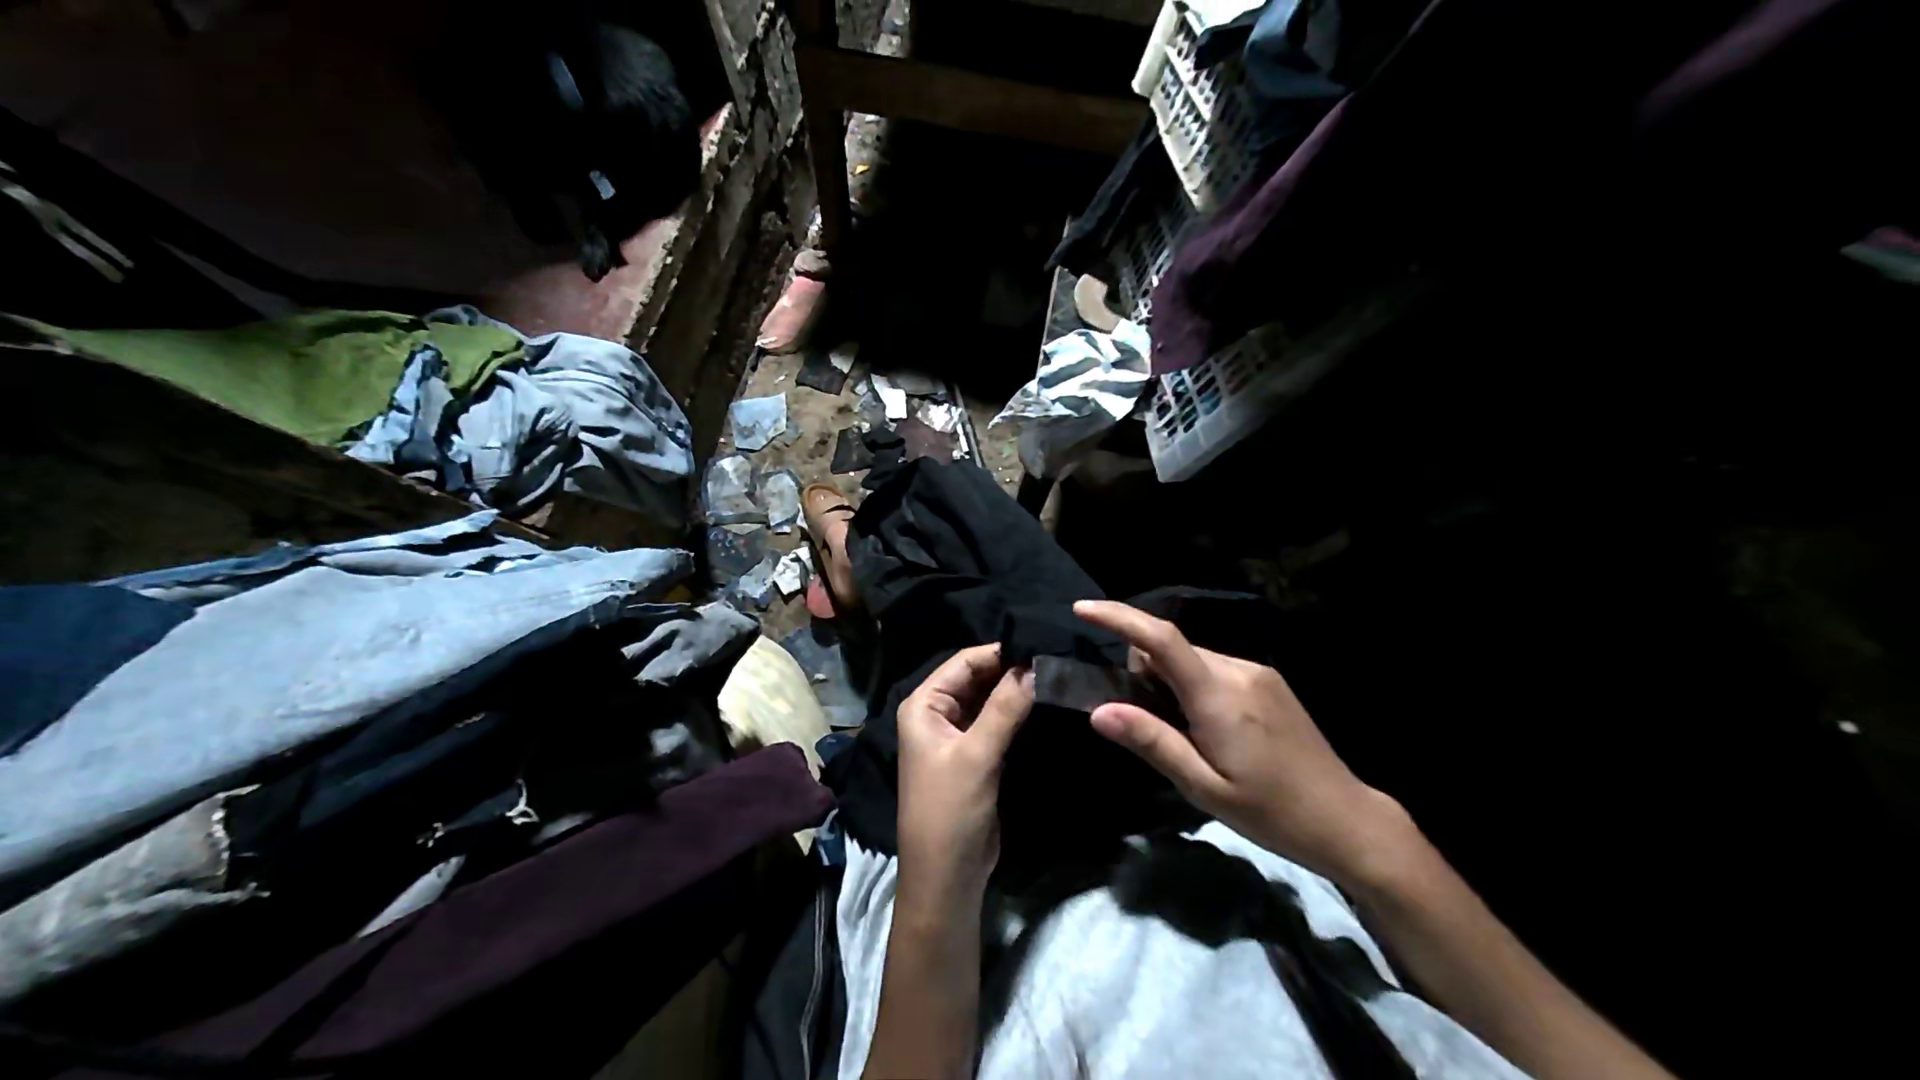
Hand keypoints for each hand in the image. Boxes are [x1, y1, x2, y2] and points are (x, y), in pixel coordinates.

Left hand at [894, 645, 1034, 904]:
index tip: (1042, 644)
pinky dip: (1015, 713)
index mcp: (924, 705)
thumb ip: (1004, 708)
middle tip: (1056, 659)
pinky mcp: (974, 755)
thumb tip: (1034, 665)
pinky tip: (1044, 704)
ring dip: (1015, 691)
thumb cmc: (950, 810)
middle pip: (976, 678)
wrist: (946, 876)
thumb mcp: (977, 755)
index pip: (964, 662)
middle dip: (1011, 670)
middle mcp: (936, 713)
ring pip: (988, 700)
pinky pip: (995, 722)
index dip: (1000, 652)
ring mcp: (956, 735)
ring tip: (1057, 675)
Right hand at [1073, 601, 1410, 887]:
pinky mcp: (1270, 682)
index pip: (1161, 640)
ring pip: (1192, 660)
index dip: (1119, 618)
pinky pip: (1214, 669)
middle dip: (1144, 673)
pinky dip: (1195, 686)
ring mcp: (1258, 673)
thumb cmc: (1270, 812)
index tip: (1082, 609)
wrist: (1346, 820)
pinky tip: (1209, 730)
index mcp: (1218, 696)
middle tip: (1147, 725)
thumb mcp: (1203, 786)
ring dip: (1171, 682)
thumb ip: (1151, 742)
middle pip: (1172, 651)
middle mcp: (1238, 671)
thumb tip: (1098, 710)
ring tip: (1185, 737)